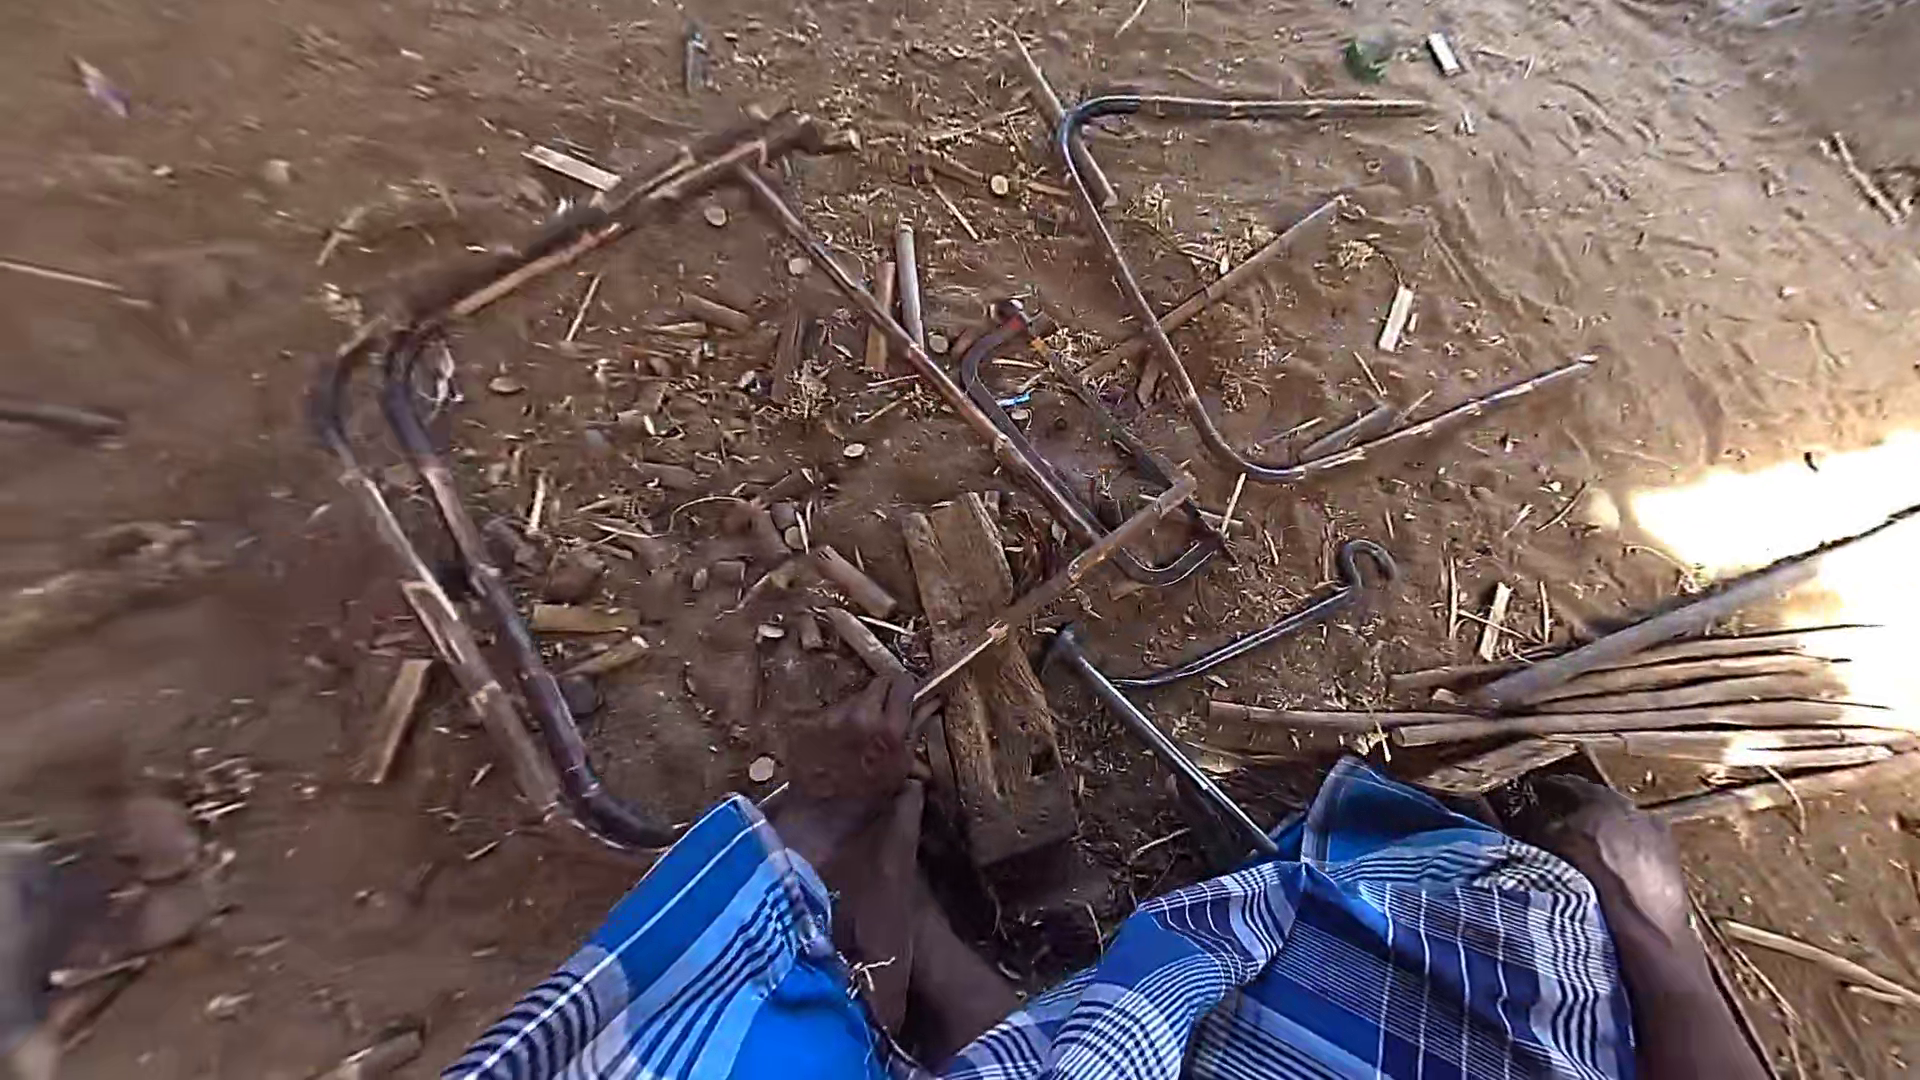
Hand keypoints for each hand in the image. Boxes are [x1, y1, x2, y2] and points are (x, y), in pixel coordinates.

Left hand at [781, 672, 915, 803]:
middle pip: (881, 682)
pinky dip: (844, 718)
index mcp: (891, 728)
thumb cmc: (867, 795)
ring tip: (861, 731)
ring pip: (859, 694)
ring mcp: (838, 715)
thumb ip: (917, 730)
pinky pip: (839, 708)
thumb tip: (932, 703)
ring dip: (864, 707)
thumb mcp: (900, 765)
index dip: (906, 691)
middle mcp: (864, 715)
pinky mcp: (818, 719)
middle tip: (885, 713)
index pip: (904, 683)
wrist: (820, 813)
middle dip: (886, 694)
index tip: (906, 699)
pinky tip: (841, 738)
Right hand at [1520, 776, 1689, 938]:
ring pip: (1618, 820)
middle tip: (1553, 813)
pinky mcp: (1671, 859)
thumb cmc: (1589, 874)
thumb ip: (1535, 818)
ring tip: (1579, 838)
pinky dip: (1618, 843)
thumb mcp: (1546, 839)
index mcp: (1601, 798)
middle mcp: (1633, 809)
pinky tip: (1604, 858)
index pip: (1566, 783)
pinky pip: (1636, 840)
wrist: (1642, 922)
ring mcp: (1657, 834)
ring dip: (1598, 824)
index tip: (1532, 793)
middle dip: (1575, 805)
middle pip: (1596, 800)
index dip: (1545, 788)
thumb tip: (1524, 810)